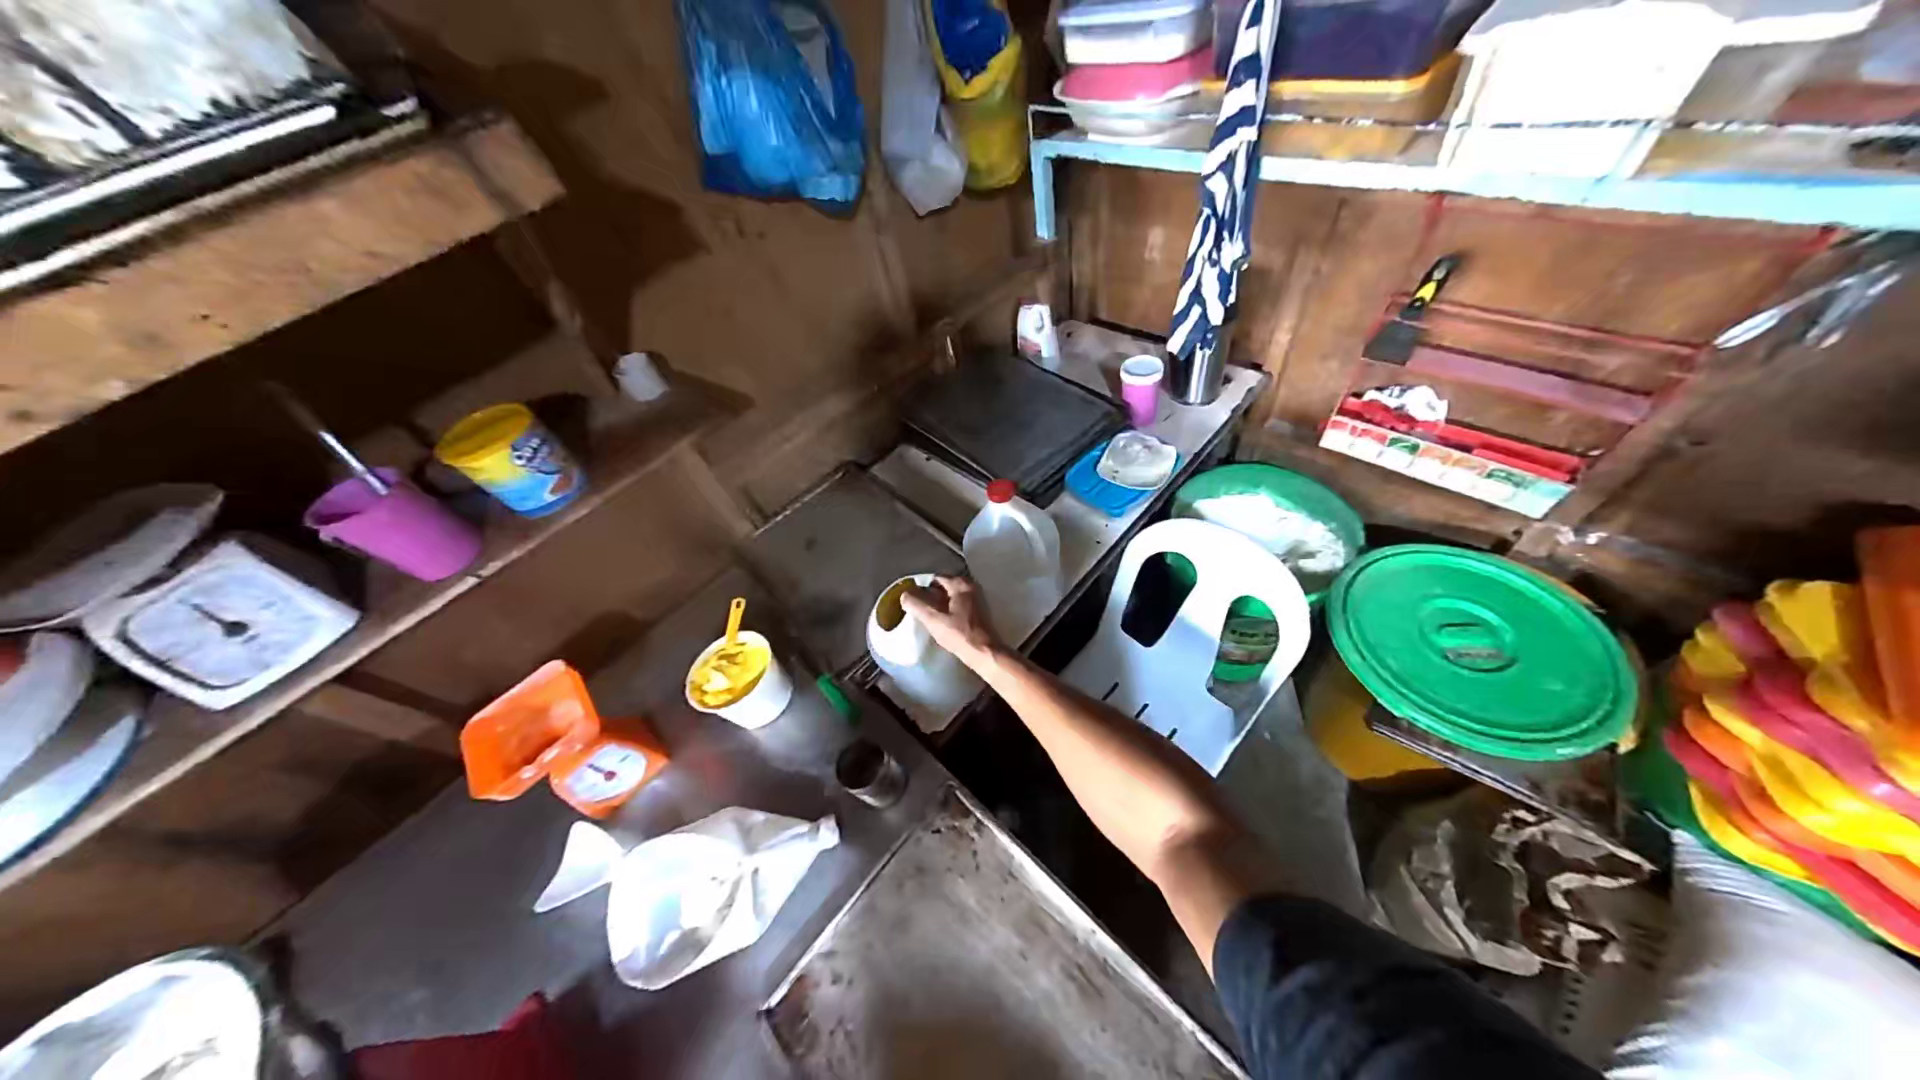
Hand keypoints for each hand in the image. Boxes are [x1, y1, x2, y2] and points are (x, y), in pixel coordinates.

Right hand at [900, 575, 1002, 670]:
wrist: (984, 653)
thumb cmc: (960, 635)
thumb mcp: (933, 620)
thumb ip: (916, 605)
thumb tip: (904, 595)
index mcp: (961, 584)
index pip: (935, 578)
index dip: (922, 589)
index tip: (914, 601)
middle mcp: (971, 587)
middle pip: (944, 587)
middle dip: (931, 596)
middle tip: (920, 610)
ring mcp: (977, 599)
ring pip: (951, 596)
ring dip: (940, 604)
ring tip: (930, 617)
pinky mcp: (979, 611)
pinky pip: (959, 605)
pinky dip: (949, 610)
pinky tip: (944, 622)